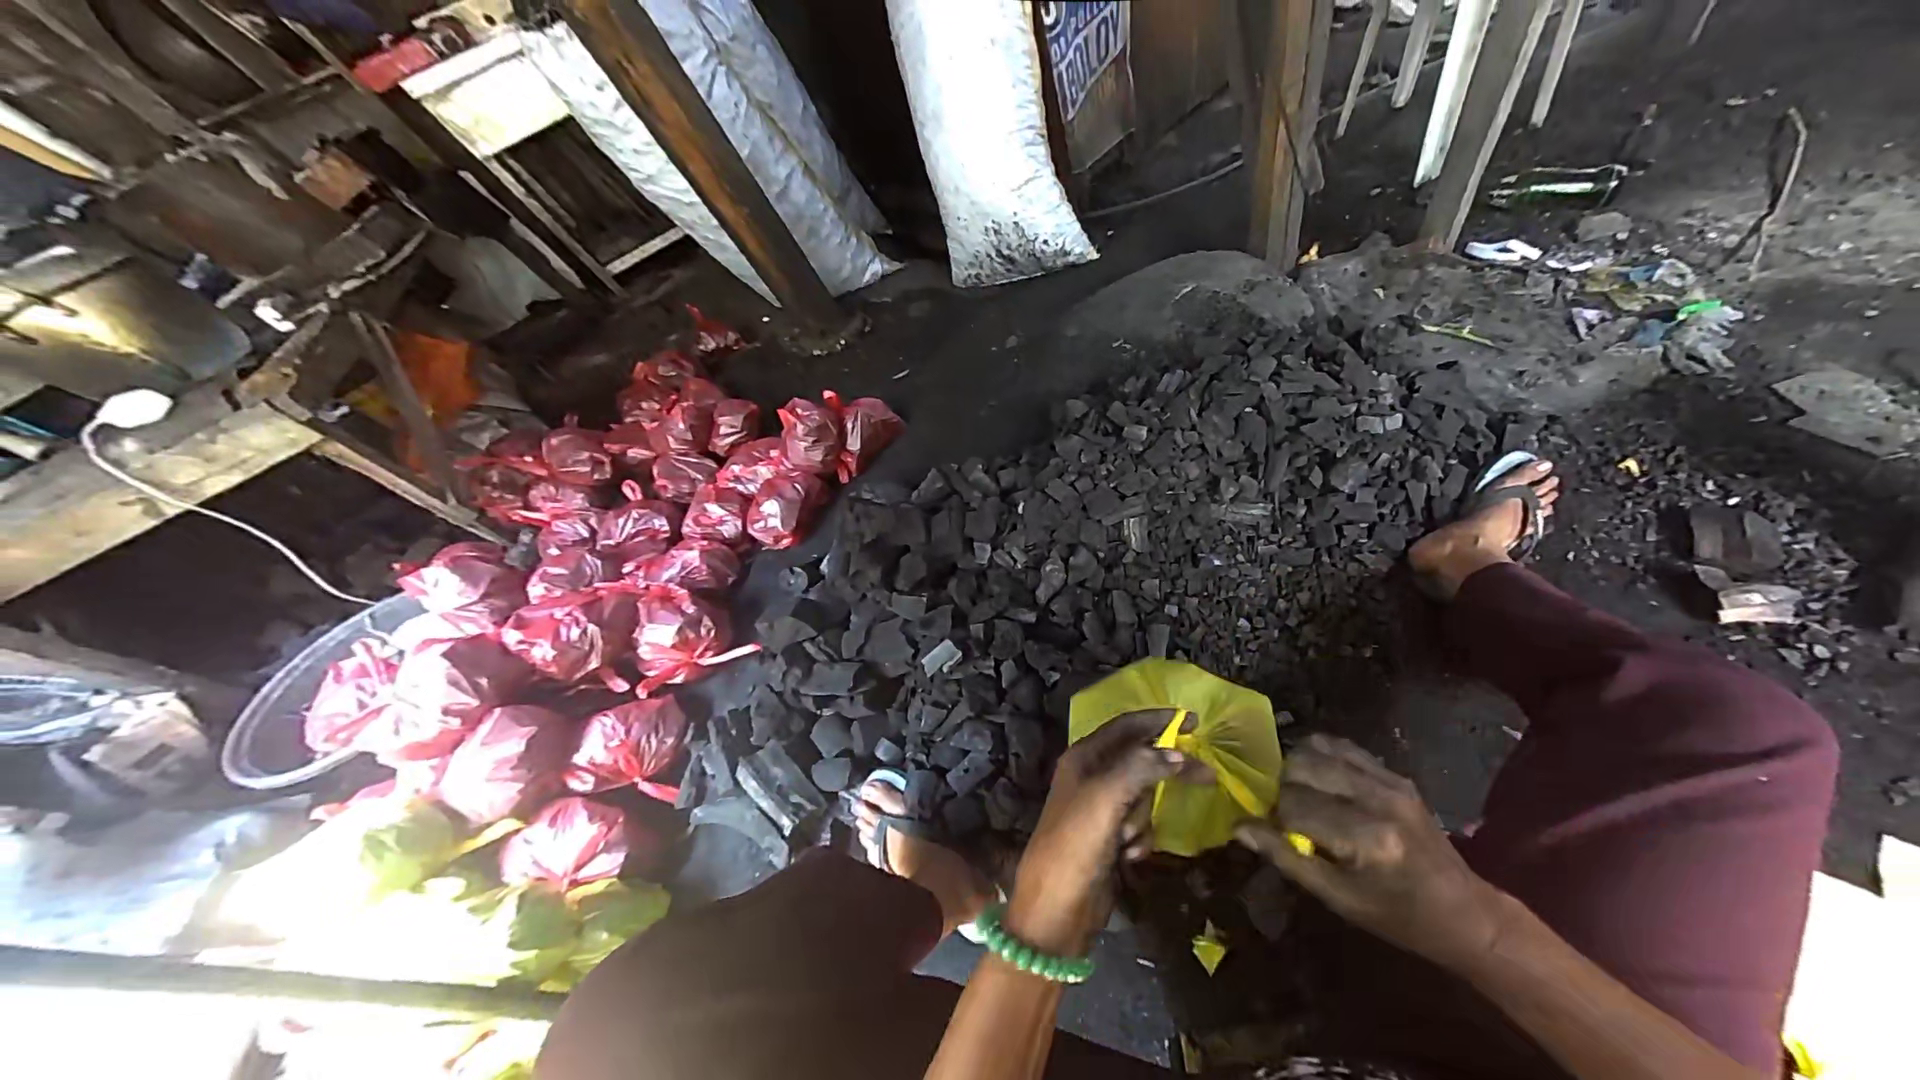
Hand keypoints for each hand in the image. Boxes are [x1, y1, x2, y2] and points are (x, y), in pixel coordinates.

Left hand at [1005, 709, 1208, 953]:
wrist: (1057, 907)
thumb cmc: (1076, 844)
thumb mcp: (1106, 797)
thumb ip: (1141, 767)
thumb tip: (1176, 753)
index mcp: (1082, 757)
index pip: (1126, 726)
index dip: (1158, 719)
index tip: (1194, 721)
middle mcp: (1090, 776)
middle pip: (1140, 760)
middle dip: (1165, 773)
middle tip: (1205, 777)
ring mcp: (1100, 808)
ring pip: (1143, 797)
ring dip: (1143, 818)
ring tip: (1126, 838)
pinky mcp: (1110, 837)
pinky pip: (1141, 827)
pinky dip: (1140, 840)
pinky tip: (1127, 857)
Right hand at [1234, 734, 1506, 970]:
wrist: (1467, 913)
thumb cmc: (1398, 916)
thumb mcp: (1337, 898)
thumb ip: (1285, 858)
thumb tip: (1238, 827)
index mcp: (1365, 839)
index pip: (1293, 805)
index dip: (1275, 818)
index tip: (1277, 834)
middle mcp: (1378, 800)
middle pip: (1301, 767)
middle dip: (1283, 787)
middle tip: (1287, 812)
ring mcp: (1390, 782)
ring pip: (1317, 748)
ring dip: (1298, 767)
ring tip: (1300, 792)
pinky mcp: (1396, 775)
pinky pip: (1342, 746)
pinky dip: (1320, 756)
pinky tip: (1320, 779)